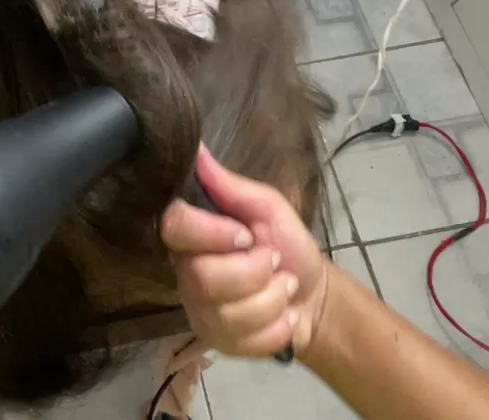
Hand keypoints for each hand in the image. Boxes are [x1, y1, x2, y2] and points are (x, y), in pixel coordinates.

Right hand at [160, 145, 330, 355]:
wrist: (314, 295)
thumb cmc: (287, 241)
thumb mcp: (267, 206)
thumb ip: (230, 183)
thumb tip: (197, 148)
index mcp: (192, 230)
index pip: (174, 225)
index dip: (211, 233)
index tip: (246, 234)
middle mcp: (185, 268)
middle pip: (201, 276)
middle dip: (253, 272)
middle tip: (275, 261)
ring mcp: (198, 307)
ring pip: (224, 311)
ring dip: (271, 299)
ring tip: (284, 287)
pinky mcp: (216, 340)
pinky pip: (241, 339)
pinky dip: (275, 327)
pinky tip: (283, 315)